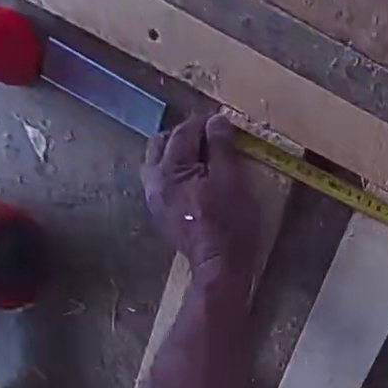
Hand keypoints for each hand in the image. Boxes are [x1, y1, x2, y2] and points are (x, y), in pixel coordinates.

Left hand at [141, 113, 259, 279]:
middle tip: (209, 139)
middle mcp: (154, 182)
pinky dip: (175, 175)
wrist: (220, 267)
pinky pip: (162, 184)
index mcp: (170, 169)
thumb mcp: (232, 179)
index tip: (222, 123)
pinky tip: (193, 182)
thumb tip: (216, 120)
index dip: (204, 123)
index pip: (184, 132)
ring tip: (200, 160)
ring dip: (175, 155)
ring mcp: (155, 201)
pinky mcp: (161, 216)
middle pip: (161, 144)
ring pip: (157, 164)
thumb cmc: (230, 223)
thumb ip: (222, 146)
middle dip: (184, 136)